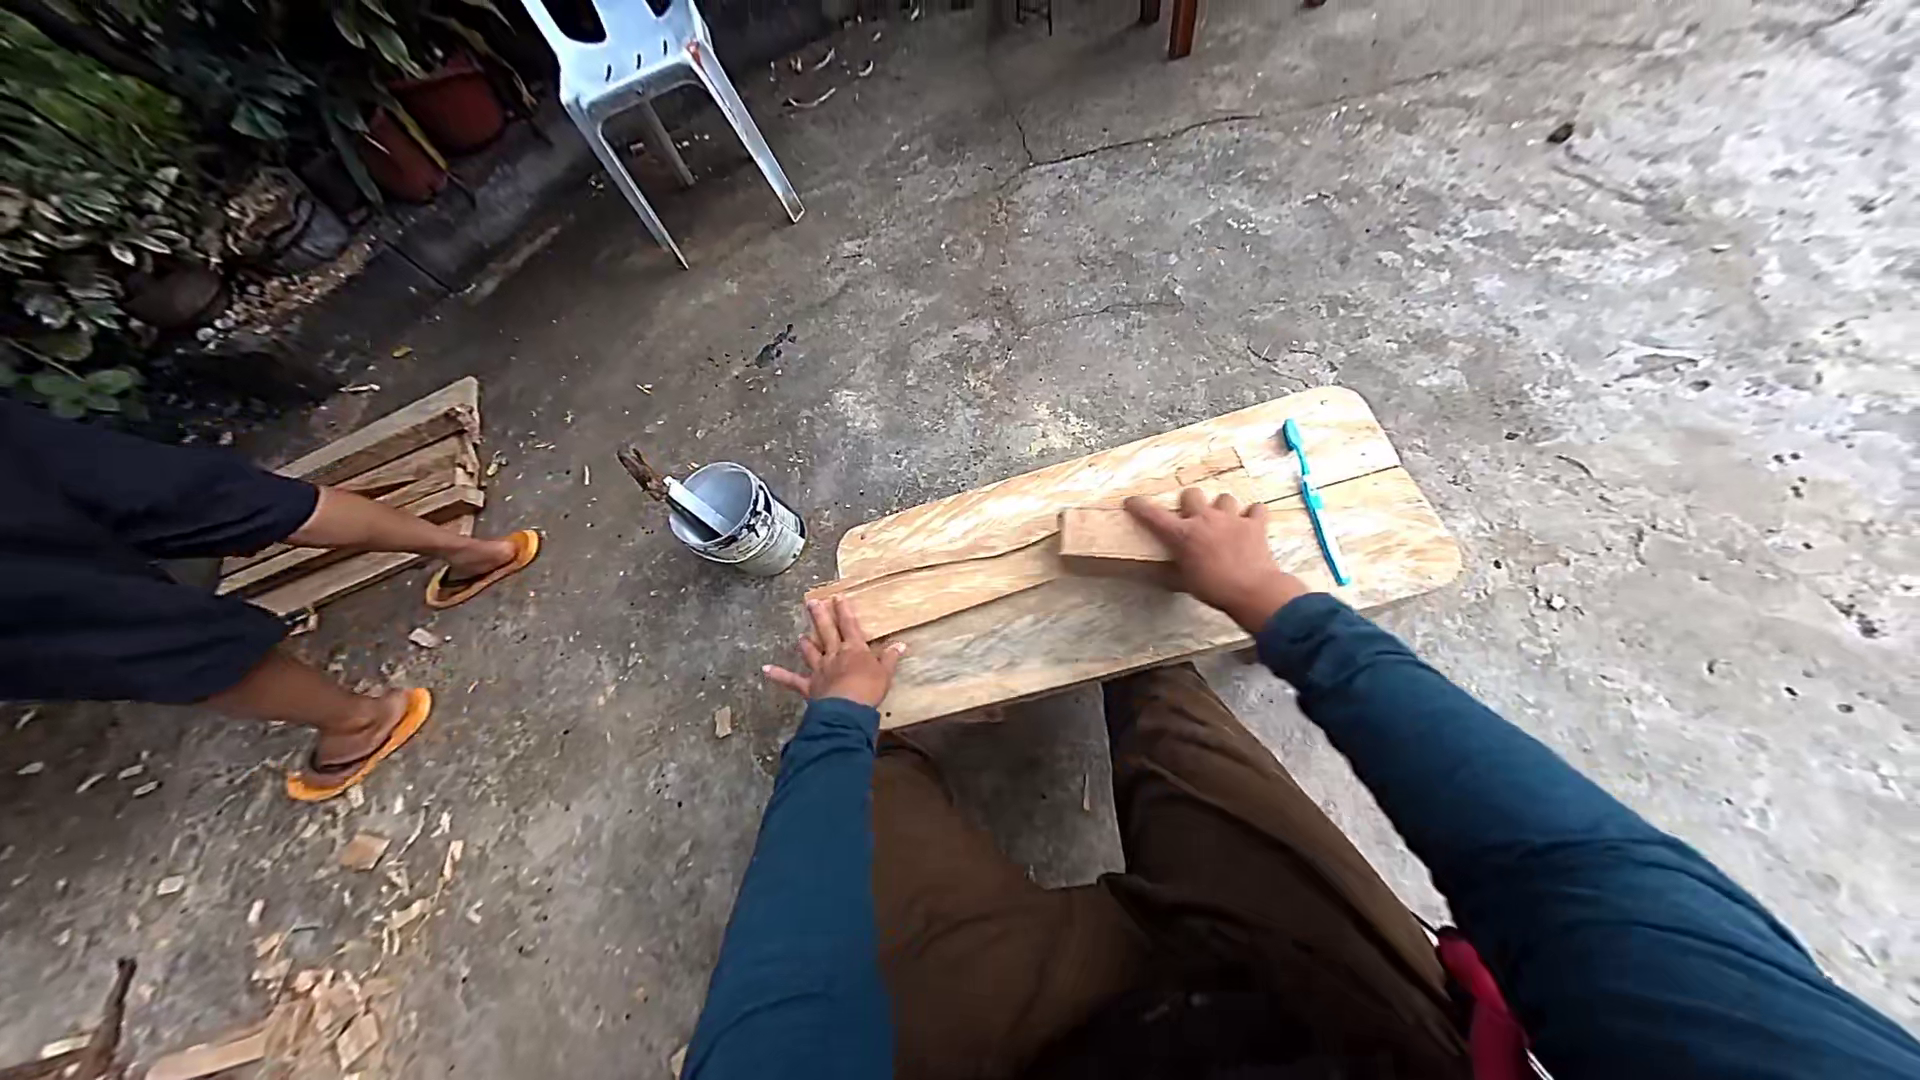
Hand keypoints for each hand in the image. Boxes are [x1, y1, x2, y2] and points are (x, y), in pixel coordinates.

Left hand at [762, 595, 906, 706]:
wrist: (848, 709)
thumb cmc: (868, 689)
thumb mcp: (885, 673)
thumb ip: (890, 658)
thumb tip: (900, 645)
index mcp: (854, 649)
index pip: (849, 625)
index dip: (843, 610)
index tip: (837, 596)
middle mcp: (834, 654)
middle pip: (826, 631)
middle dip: (820, 616)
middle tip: (812, 602)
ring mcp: (820, 669)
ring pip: (811, 651)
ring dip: (806, 643)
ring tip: (801, 635)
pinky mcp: (809, 686)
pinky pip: (791, 679)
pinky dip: (779, 675)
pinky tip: (765, 670)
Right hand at [1124, 488, 1309, 632]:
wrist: (1252, 591)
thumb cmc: (1213, 589)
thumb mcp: (1185, 579)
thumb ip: (1177, 564)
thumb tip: (1170, 565)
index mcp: (1183, 534)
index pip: (1153, 515)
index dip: (1140, 506)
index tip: (1132, 502)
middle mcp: (1205, 519)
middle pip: (1191, 493)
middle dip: (1190, 502)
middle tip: (1193, 515)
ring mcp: (1232, 518)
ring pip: (1224, 498)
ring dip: (1222, 507)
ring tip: (1224, 520)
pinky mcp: (1255, 524)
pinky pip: (1256, 509)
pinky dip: (1253, 515)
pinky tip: (1250, 523)